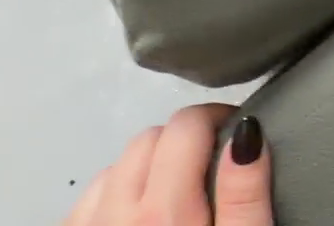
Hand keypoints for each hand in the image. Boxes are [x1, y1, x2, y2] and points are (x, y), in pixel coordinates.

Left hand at [63, 104, 270, 225]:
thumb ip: (246, 193)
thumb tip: (248, 129)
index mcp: (162, 211)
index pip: (185, 124)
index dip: (216, 118)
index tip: (237, 137)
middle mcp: (112, 214)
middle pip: (147, 139)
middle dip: (182, 141)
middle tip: (209, 166)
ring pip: (114, 166)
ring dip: (146, 168)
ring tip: (172, 194)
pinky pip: (85, 201)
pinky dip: (112, 195)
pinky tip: (133, 216)